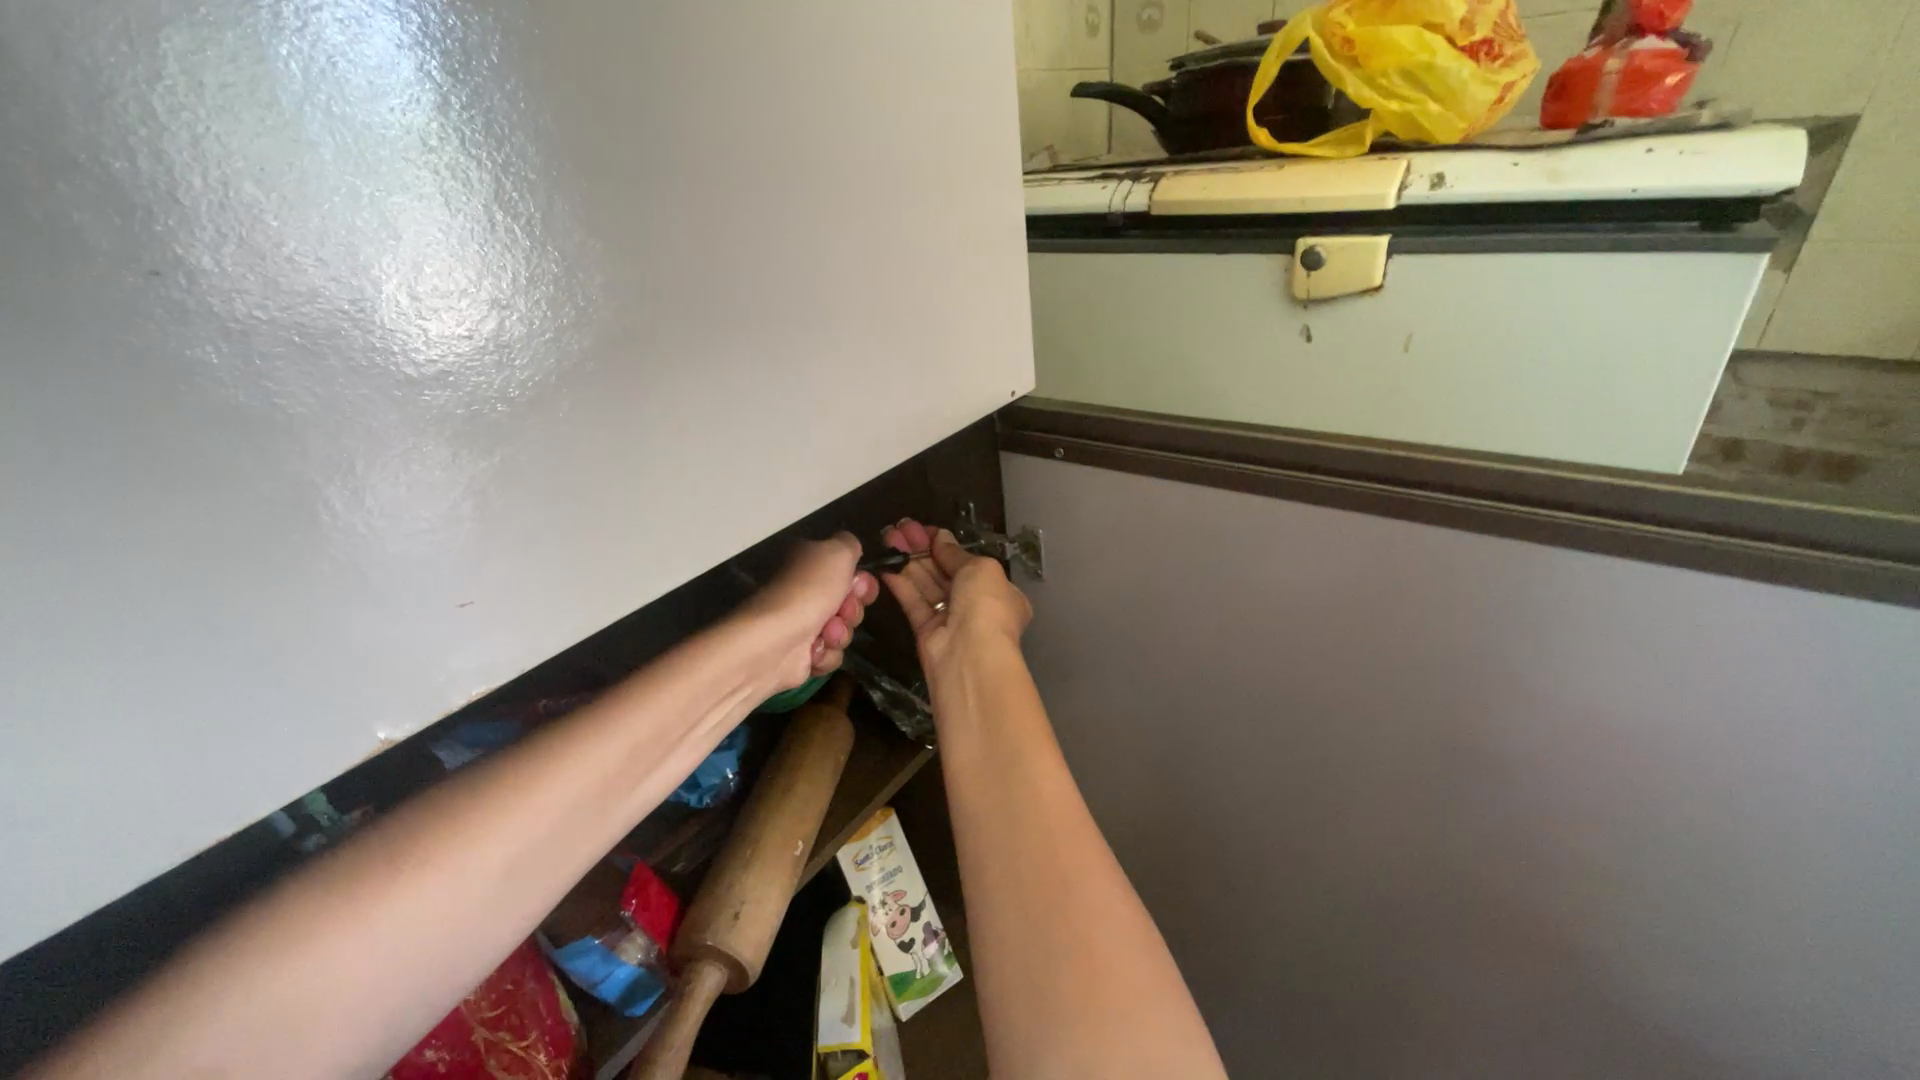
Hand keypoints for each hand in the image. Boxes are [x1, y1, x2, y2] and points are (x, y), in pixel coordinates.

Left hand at [738, 532, 879, 691]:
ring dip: (839, 634)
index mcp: (808, 565)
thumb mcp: (837, 552)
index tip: (860, 589)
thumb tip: (850, 549)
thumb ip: (849, 544)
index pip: (847, 573)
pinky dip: (825, 654)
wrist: (776, 641)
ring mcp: (800, 626)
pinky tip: (812, 652)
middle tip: (842, 612)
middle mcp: (803, 593)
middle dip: (851, 611)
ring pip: (842, 632)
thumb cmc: (808, 591)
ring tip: (823, 636)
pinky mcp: (799, 656)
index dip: (861, 583)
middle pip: (848, 604)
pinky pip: (830, 655)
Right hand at [878, 519, 1031, 676]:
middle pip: (946, 573)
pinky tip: (886, 565)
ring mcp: (951, 620)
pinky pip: (914, 603)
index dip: (948, 546)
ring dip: (909, 562)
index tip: (925, 530)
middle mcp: (976, 606)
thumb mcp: (980, 569)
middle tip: (900, 528)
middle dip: (924, 550)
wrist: (971, 656)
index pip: (971, 565)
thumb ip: (956, 553)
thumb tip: (940, 538)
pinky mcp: (927, 632)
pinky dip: (902, 584)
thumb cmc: (986, 605)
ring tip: (889, 539)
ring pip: (928, 586)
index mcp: (1000, 592)